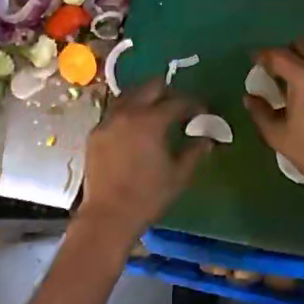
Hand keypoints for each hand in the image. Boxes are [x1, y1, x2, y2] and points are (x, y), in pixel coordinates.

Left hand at [77, 77, 210, 239]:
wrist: (107, 217)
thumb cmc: (147, 197)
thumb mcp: (179, 175)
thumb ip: (195, 152)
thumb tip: (207, 138)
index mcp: (151, 121)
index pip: (178, 101)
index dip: (194, 104)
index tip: (202, 112)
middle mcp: (128, 113)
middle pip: (151, 86)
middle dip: (169, 93)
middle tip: (179, 108)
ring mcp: (108, 120)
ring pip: (130, 94)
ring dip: (147, 98)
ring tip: (157, 113)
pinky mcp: (95, 132)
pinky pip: (115, 111)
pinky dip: (129, 111)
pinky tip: (135, 127)